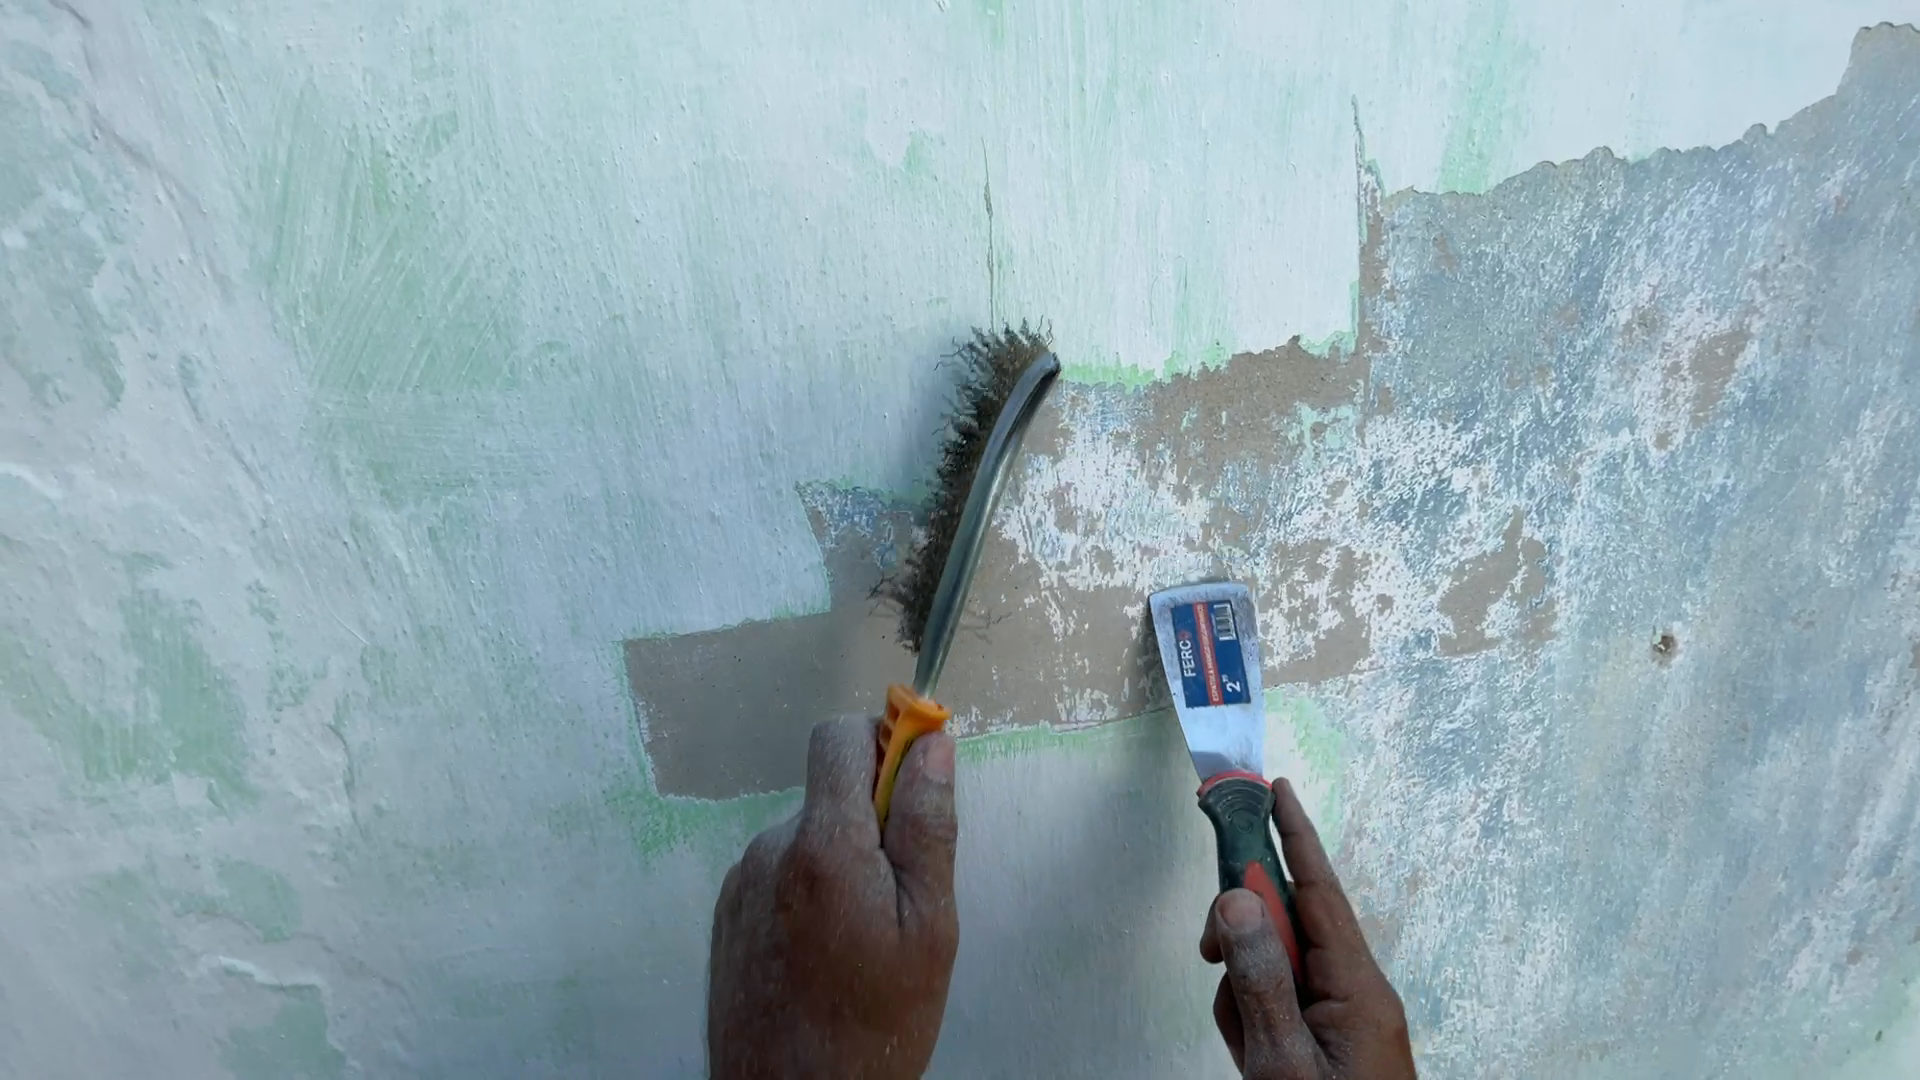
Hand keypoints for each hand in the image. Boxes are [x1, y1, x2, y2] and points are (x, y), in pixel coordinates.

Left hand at [707, 718, 959, 1078]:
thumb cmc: (878, 1023)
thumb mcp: (929, 925)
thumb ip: (927, 824)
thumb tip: (933, 744)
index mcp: (824, 845)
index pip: (839, 736)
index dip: (880, 739)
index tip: (910, 776)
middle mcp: (772, 847)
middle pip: (830, 785)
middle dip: (872, 811)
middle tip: (900, 883)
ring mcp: (744, 877)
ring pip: (811, 827)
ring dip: (843, 851)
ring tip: (862, 926)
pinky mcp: (730, 906)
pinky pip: (783, 862)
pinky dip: (812, 879)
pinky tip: (826, 941)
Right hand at [1200, 779, 1414, 1078]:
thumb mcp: (1284, 1063)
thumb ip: (1258, 976)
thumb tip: (1235, 895)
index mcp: (1357, 985)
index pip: (1318, 888)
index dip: (1296, 834)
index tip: (1276, 787)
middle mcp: (1352, 986)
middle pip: (1283, 921)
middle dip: (1241, 935)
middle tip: (1210, 956)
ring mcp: (1338, 1009)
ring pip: (1268, 961)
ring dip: (1242, 992)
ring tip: (1248, 1048)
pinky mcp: (1323, 1029)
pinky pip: (1271, 994)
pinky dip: (1249, 1016)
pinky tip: (1254, 1055)